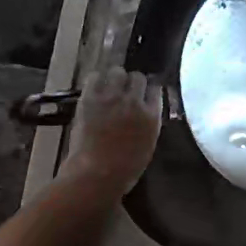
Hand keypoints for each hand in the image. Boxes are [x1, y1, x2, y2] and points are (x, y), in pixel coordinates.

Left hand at [61, 68, 161, 195]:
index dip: (148, 91)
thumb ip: (146, 127)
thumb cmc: (123, 171)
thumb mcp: (145, 148)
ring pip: (117, 72)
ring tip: (108, 86)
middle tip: (123, 90)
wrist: (96, 173)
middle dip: (131, 82)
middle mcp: (135, 102)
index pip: (155, 91)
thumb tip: (142, 116)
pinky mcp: (90, 98)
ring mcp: (112, 98)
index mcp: (151, 117)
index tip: (142, 93)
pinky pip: (94, 77)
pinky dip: (95, 80)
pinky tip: (93, 86)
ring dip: (114, 78)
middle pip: (137, 78)